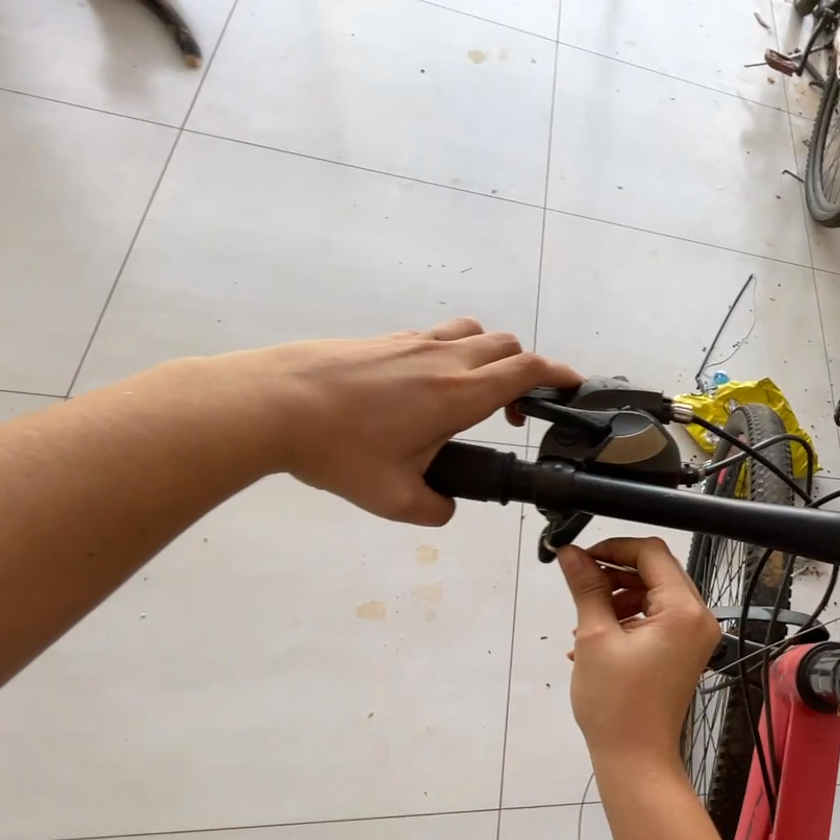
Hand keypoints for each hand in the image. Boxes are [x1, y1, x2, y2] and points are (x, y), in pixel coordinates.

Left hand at [199, 317, 580, 523]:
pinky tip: (422, 387)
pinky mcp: (382, 339)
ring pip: (473, 332)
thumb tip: (444, 506)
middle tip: (514, 408)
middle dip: (526, 371)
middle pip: (508, 345)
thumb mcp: (394, 499)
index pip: (529, 371)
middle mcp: (444, 360)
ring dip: (489, 355)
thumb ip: (435, 507)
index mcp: (460, 395)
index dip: (561, 375)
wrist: (264, 406)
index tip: (575, 386)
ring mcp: (411, 343)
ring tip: (474, 390)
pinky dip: (451, 353)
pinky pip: (435, 335)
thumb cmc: (336, 452)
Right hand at [559, 537, 720, 769]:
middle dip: (615, 574)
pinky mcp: (686, 650)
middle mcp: (700, 618)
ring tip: (585, 621)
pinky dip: (629, 619)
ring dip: (619, 598)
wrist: (636, 757)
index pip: (653, 554)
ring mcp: (696, 635)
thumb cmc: (616, 704)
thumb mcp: (594, 638)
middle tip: (579, 584)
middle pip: (657, 572)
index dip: (614, 548)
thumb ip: (586, 589)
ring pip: (655, 595)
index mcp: (685, 610)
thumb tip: (571, 554)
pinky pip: (658, 618)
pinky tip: (597, 637)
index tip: (580, 556)